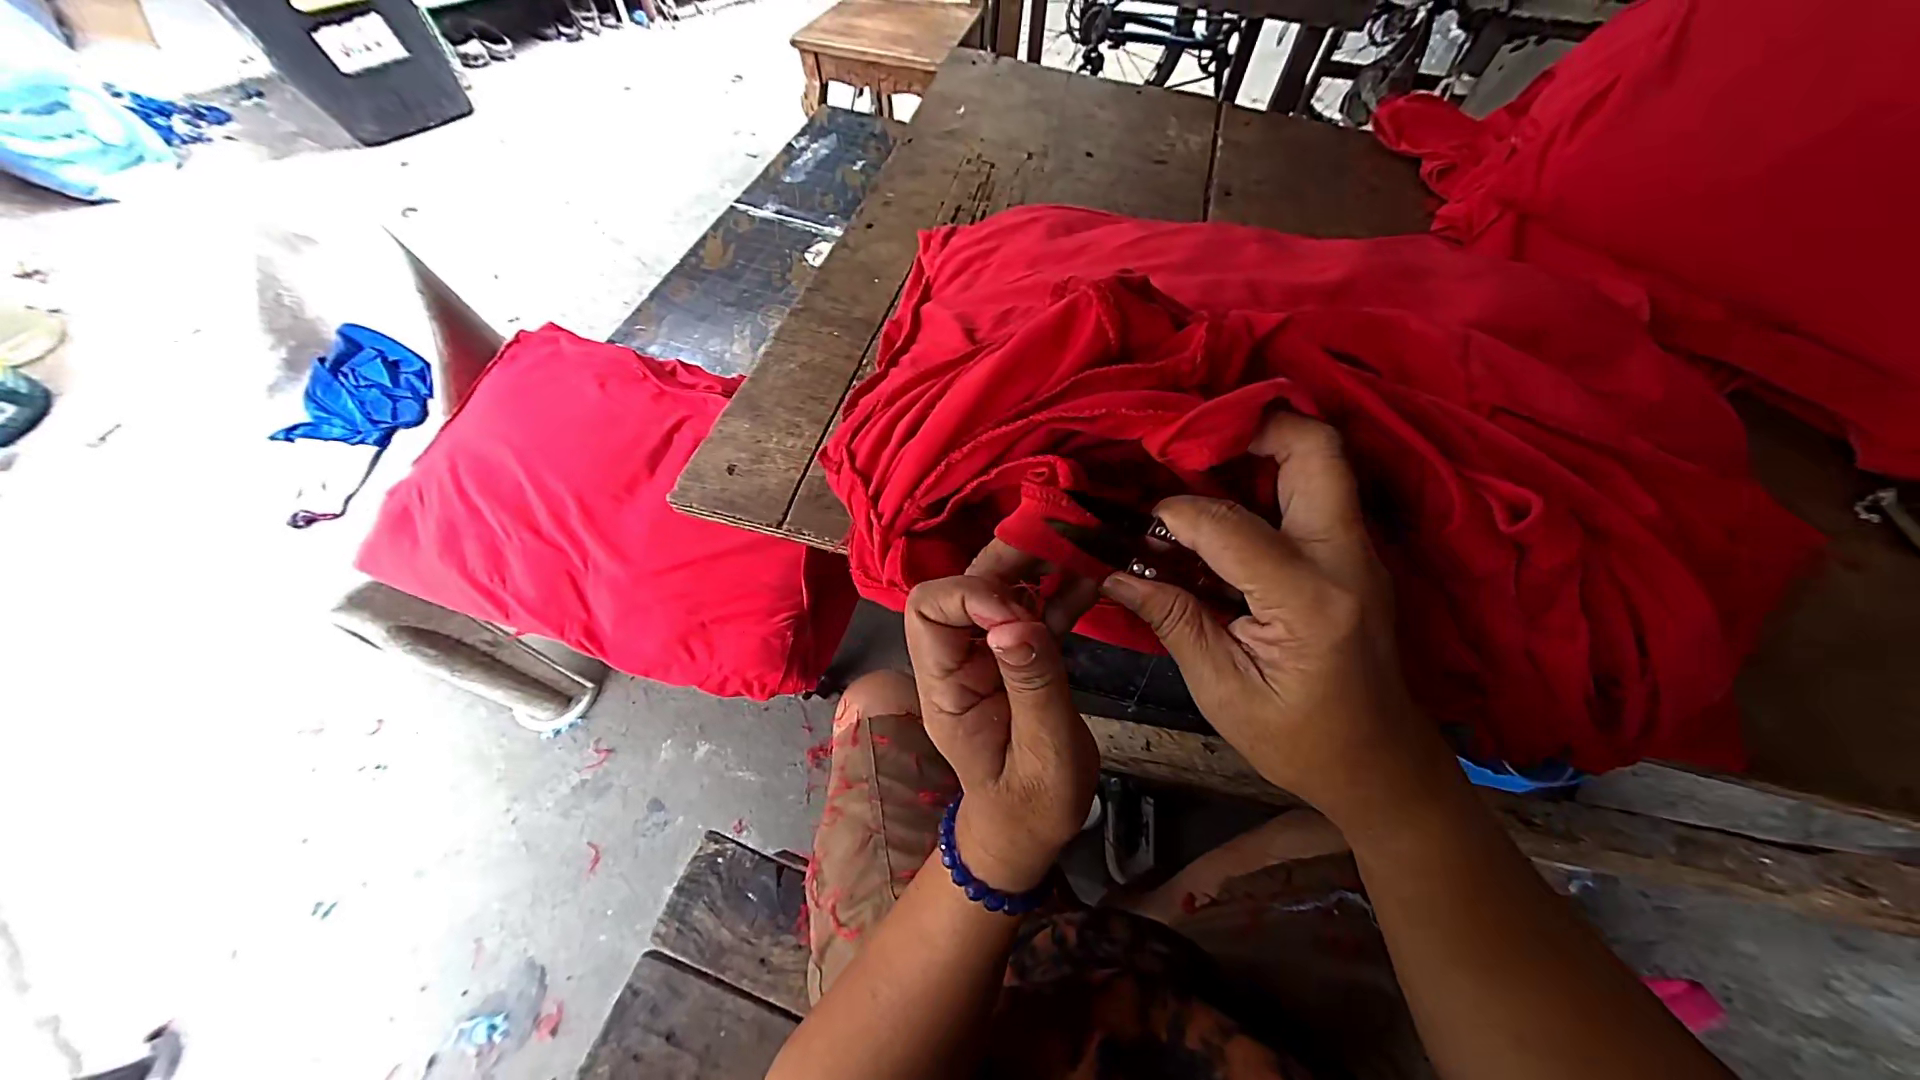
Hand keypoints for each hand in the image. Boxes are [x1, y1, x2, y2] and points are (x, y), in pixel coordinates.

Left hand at [903, 546, 1099, 892]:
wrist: (1031, 827)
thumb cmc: (1032, 806)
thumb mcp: (1042, 757)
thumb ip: (1032, 688)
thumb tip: (1015, 622)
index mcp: (943, 687)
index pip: (928, 612)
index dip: (970, 598)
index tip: (1022, 615)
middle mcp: (957, 660)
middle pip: (964, 590)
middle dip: (1007, 566)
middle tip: (1060, 550)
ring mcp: (987, 655)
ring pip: (1000, 591)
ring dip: (1036, 567)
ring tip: (1081, 550)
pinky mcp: (1018, 655)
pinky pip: (1032, 611)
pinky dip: (1058, 590)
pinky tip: (1091, 576)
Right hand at [1100, 414, 1456, 833]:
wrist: (1382, 765)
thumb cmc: (1300, 742)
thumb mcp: (1222, 690)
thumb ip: (1172, 619)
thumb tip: (1114, 573)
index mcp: (1309, 603)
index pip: (1230, 525)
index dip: (1175, 514)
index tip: (1142, 526)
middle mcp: (1347, 560)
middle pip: (1314, 451)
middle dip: (1247, 429)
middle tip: (1187, 445)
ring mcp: (1360, 553)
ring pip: (1322, 460)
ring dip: (1259, 447)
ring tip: (1199, 463)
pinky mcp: (1356, 555)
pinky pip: (1315, 490)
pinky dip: (1268, 477)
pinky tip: (1226, 500)